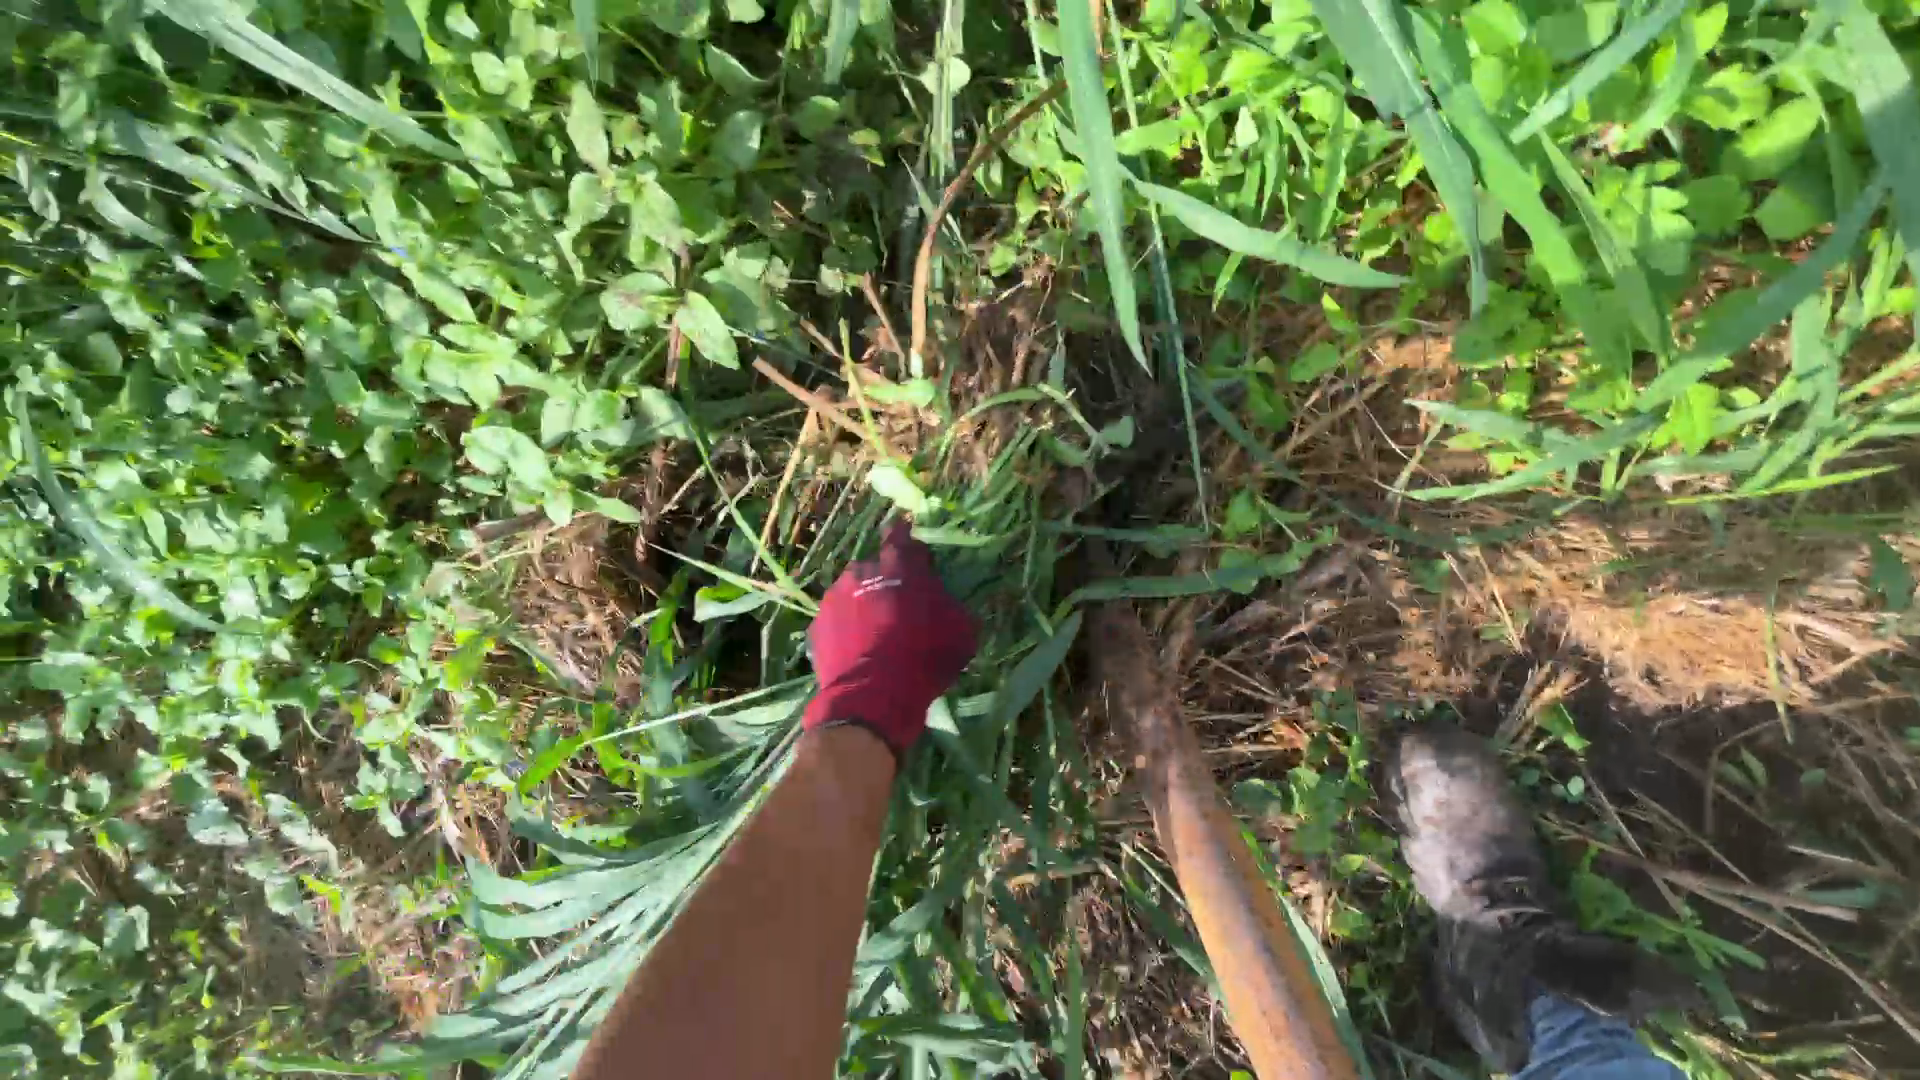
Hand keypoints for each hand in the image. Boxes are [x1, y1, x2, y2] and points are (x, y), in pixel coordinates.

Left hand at [803, 522, 977, 755]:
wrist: (872, 697)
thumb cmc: (923, 656)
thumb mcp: (961, 630)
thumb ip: (953, 606)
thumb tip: (950, 603)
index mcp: (898, 563)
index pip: (900, 533)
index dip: (908, 542)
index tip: (914, 557)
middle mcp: (861, 569)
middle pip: (876, 567)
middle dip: (887, 581)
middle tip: (900, 608)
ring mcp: (833, 597)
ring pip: (853, 593)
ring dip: (864, 605)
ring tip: (876, 634)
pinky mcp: (817, 625)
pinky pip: (836, 621)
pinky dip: (846, 630)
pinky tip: (858, 651)